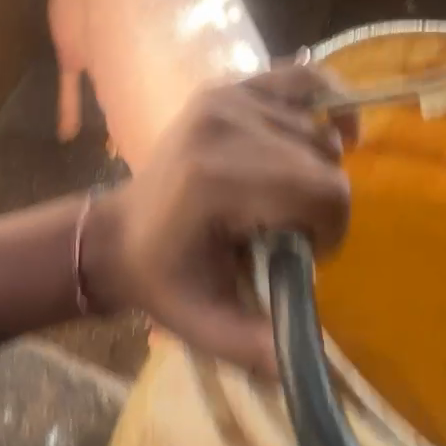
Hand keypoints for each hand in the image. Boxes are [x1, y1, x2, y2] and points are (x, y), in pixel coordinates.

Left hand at [84, 65, 357, 376]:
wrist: (117, 237)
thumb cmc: (164, 280)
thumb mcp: (204, 323)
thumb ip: (255, 345)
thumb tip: (313, 366)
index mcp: (217, 181)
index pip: (324, 196)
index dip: (328, 235)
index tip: (300, 256)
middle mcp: (223, 126)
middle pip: (327, 162)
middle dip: (322, 207)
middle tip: (287, 232)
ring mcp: (225, 99)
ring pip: (319, 130)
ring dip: (317, 169)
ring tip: (282, 198)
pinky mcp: (227, 87)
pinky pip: (301, 78)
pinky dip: (324, 102)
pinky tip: (328, 132)